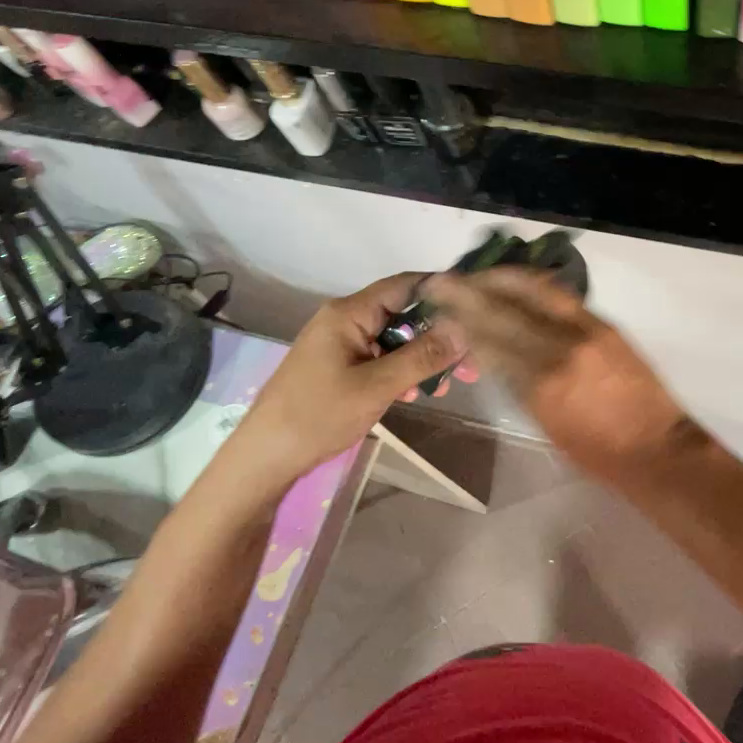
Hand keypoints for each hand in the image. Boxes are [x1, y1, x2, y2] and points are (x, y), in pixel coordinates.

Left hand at [235, 272, 463, 479]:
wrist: (265, 457)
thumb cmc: (318, 416)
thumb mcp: (377, 387)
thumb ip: (422, 356)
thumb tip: (464, 328)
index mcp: (349, 313)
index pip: (405, 285)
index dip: (442, 292)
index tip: (477, 309)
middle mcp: (345, 318)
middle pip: (403, 313)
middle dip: (438, 334)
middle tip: (471, 361)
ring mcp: (340, 342)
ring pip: (394, 338)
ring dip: (422, 355)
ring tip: (450, 382)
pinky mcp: (337, 365)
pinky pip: (380, 356)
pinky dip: (401, 369)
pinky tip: (415, 392)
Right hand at [423, 268, 699, 480]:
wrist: (655, 446)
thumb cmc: (597, 452)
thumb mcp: (545, 424)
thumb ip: (517, 385)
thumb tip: (491, 354)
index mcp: (542, 383)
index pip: (489, 341)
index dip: (459, 323)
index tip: (438, 310)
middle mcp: (561, 348)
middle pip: (505, 310)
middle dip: (468, 293)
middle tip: (442, 282)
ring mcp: (586, 331)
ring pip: (535, 291)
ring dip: (501, 279)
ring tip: (477, 274)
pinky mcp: (604, 325)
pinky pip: (561, 296)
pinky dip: (533, 285)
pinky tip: (518, 283)